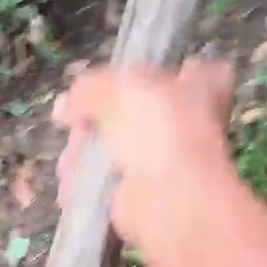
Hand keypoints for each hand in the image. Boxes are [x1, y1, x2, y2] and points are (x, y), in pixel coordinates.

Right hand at [52, 61, 238, 249]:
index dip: (145, 75)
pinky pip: (106, 183)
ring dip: (83, 159)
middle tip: (78, 133)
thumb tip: (63, 107)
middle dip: (94, 125)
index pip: (179, 69)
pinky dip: (85, 185)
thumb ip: (87, 90)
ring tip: (70, 166)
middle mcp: (188, 123)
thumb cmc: (156, 130)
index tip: (116, 86)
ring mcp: (165, 162)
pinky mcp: (141, 195)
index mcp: (203, 86)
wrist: (166, 197)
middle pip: (129, 114)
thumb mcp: (118, 89)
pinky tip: (72, 185)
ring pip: (113, 151)